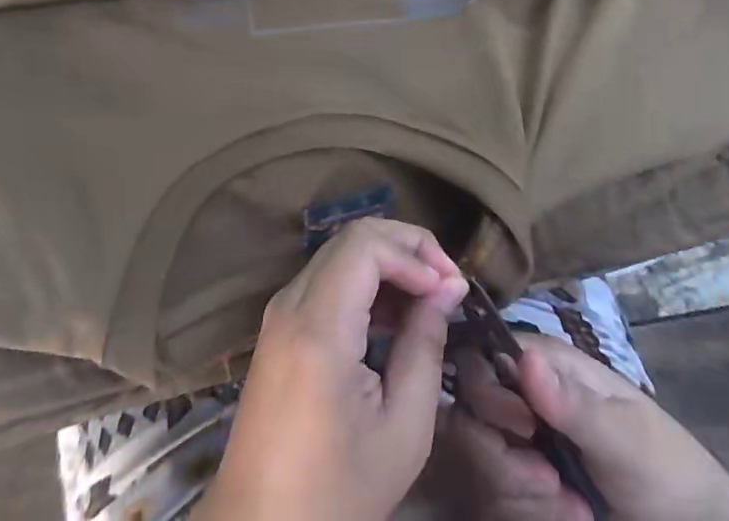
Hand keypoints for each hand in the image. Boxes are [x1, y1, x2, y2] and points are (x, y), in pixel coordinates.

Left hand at [196, 218, 468, 520]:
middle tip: (446, 282)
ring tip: (428, 298)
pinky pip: (326, 279)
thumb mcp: (403, 427)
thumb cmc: (338, 490)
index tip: (449, 289)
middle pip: (352, 238)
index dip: (415, 253)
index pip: (366, 245)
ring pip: (339, 253)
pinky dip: (365, 281)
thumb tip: (448, 288)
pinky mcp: (278, 329)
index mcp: (318, 328)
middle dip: (407, 248)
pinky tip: (394, 315)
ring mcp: (278, 315)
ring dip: (388, 262)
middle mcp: (290, 306)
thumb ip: (425, 345)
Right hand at [439, 335, 728, 520]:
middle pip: (472, 413)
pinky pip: (496, 494)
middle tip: (549, 485)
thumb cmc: (666, 469)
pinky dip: (526, 510)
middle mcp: (526, 396)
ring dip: (521, 495)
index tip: (523, 431)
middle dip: (502, 459)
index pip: (484, 358)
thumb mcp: (626, 439)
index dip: (489, 393)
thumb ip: (574, 403)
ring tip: (573, 511)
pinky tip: (569, 516)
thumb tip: (523, 359)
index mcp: (548, 366)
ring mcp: (522, 441)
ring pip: (481, 460)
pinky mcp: (522, 483)